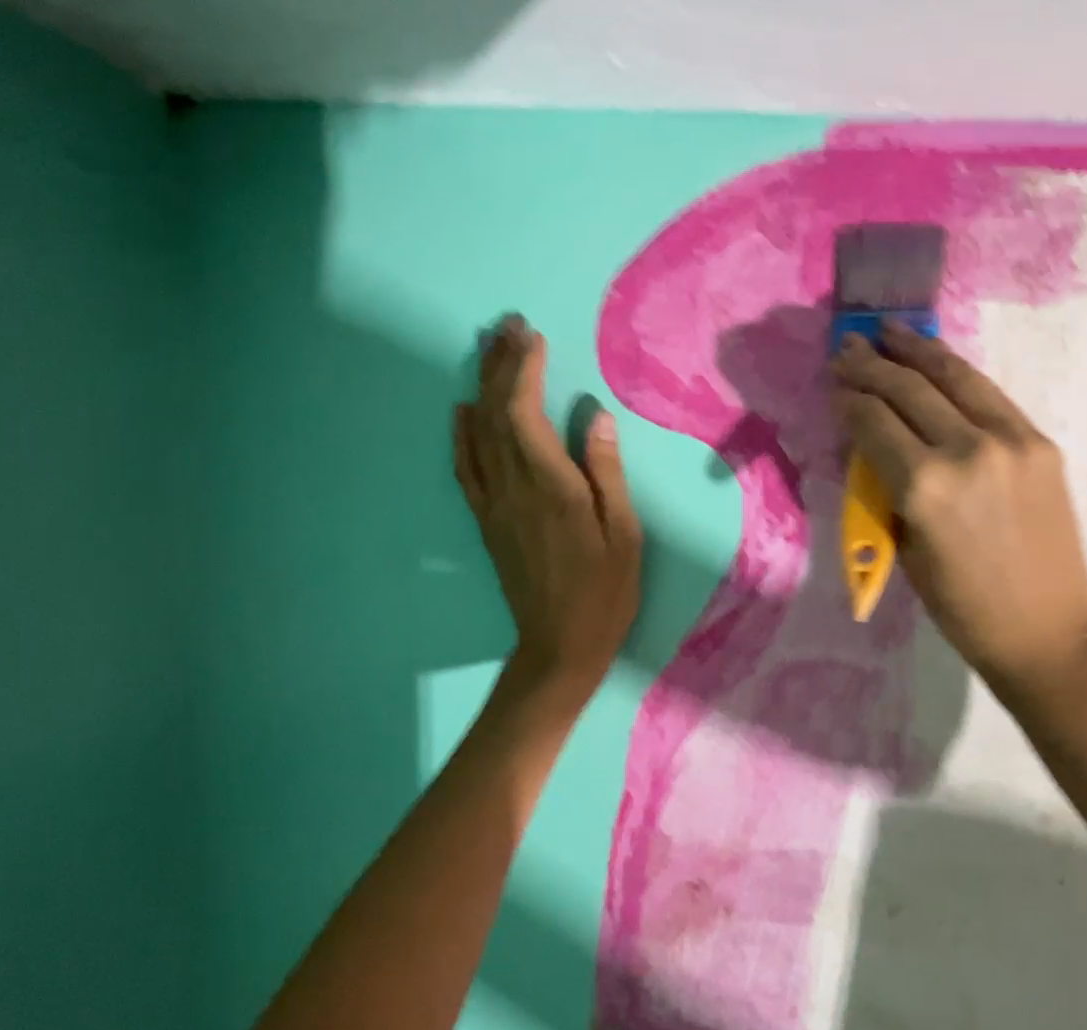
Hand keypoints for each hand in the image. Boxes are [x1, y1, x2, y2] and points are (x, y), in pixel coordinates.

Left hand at [454, 315, 642, 693]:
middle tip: (509, 326)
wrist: (560, 646)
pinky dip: (461, 434)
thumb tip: (596, 417)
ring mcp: (494, 504)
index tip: (532, 337)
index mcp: (553, 487)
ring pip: (478, 433)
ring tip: (489, 350)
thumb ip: (607, 473)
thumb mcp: (625, 535)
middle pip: (496, 413)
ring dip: (482, 387)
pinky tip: (462, 410)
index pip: (525, 412)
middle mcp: (514, 488)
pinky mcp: (486, 521)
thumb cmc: (605, 592)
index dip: (524, 370)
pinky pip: (465, 469)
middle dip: (501, 365)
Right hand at [833, 320, 1086, 694]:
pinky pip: (988, 395)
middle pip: (908, 389)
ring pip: (954, 377)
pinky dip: (956, 374)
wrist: (1048, 629)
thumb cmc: (962, 607)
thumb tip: (871, 444)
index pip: (874, 421)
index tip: (833, 382)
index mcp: (924, 487)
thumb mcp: (905, 551)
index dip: (848, 398)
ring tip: (889, 330)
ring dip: (916, 350)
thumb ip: (887, 489)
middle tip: (848, 346)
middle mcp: (966, 450)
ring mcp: (1009, 440)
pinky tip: (937, 361)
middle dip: (871, 364)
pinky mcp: (1039, 441)